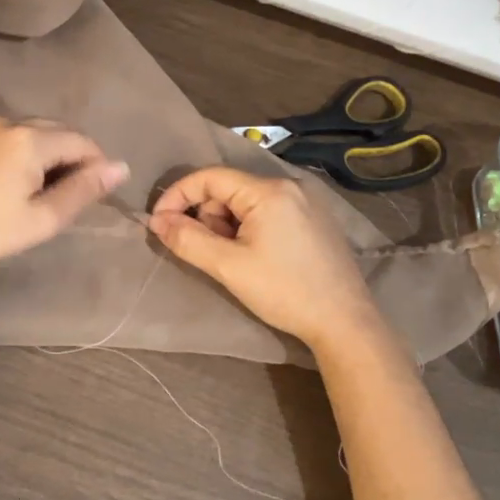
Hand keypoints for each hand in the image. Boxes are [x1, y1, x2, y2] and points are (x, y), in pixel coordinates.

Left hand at [0, 118, 128, 286]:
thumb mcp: (42, 218)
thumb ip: (83, 190)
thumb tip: (120, 167)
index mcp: (30, 138)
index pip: (81, 141)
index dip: (97, 166)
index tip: (97, 196)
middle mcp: (7, 122)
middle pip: (57, 132)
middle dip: (73, 159)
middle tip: (72, 199)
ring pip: (32, 135)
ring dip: (48, 158)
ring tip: (46, 195)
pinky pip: (9, 140)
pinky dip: (24, 157)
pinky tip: (17, 187)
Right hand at [148, 166, 379, 349]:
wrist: (344, 322)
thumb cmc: (284, 291)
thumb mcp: (228, 267)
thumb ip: (188, 239)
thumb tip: (155, 221)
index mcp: (269, 191)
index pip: (209, 177)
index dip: (177, 196)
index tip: (159, 224)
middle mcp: (289, 186)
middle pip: (227, 189)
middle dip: (206, 216)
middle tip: (206, 252)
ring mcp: (305, 202)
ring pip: (245, 202)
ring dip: (226, 225)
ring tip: (232, 260)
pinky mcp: (313, 219)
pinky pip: (266, 212)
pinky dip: (247, 229)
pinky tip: (253, 258)